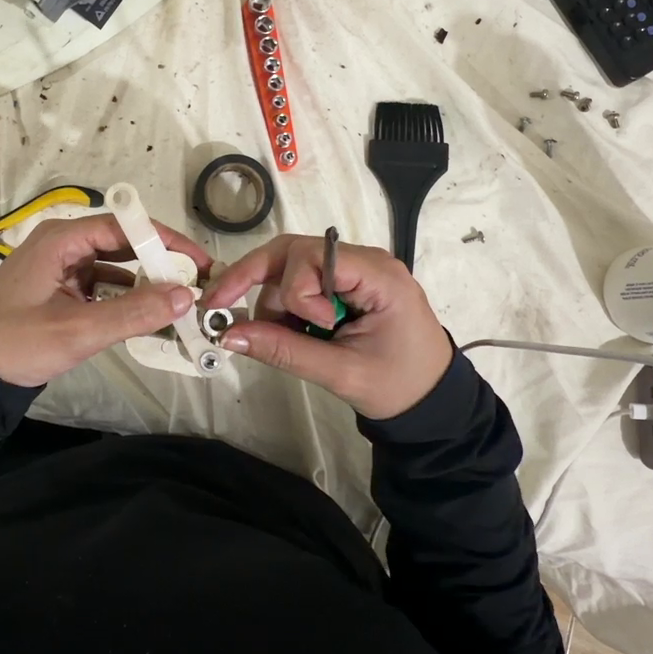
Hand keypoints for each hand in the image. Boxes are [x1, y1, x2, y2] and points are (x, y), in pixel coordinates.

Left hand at [0, 214, 214, 386]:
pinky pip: (102, 284)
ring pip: (115, 266)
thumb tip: (185, 296)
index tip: (199, 261)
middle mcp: (63, 244)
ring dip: (145, 282)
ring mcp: (61, 266)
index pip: (125, 227)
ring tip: (181, 300)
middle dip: (160, 262)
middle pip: (123, 243)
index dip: (166, 241)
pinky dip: (125, 298)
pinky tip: (150, 314)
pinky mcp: (61, 288)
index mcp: (61, 240)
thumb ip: (133, 313)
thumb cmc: (18, 341)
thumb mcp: (78, 329)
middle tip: (198, 282)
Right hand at [202, 235, 453, 420]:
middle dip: (257, 280)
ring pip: (290, 265)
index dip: (293, 288)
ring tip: (284, 338)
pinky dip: (285, 305)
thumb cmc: (398, 386)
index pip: (312, 255)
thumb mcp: (341, 373)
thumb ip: (285, 350)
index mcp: (377, 275)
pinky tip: (289, 331)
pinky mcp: (345, 284)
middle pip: (293, 251)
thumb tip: (228, 335)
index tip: (312, 327)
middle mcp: (363, 261)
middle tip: (220, 307)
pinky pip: (301, 279)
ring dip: (274, 300)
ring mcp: (353, 270)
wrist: (432, 402)